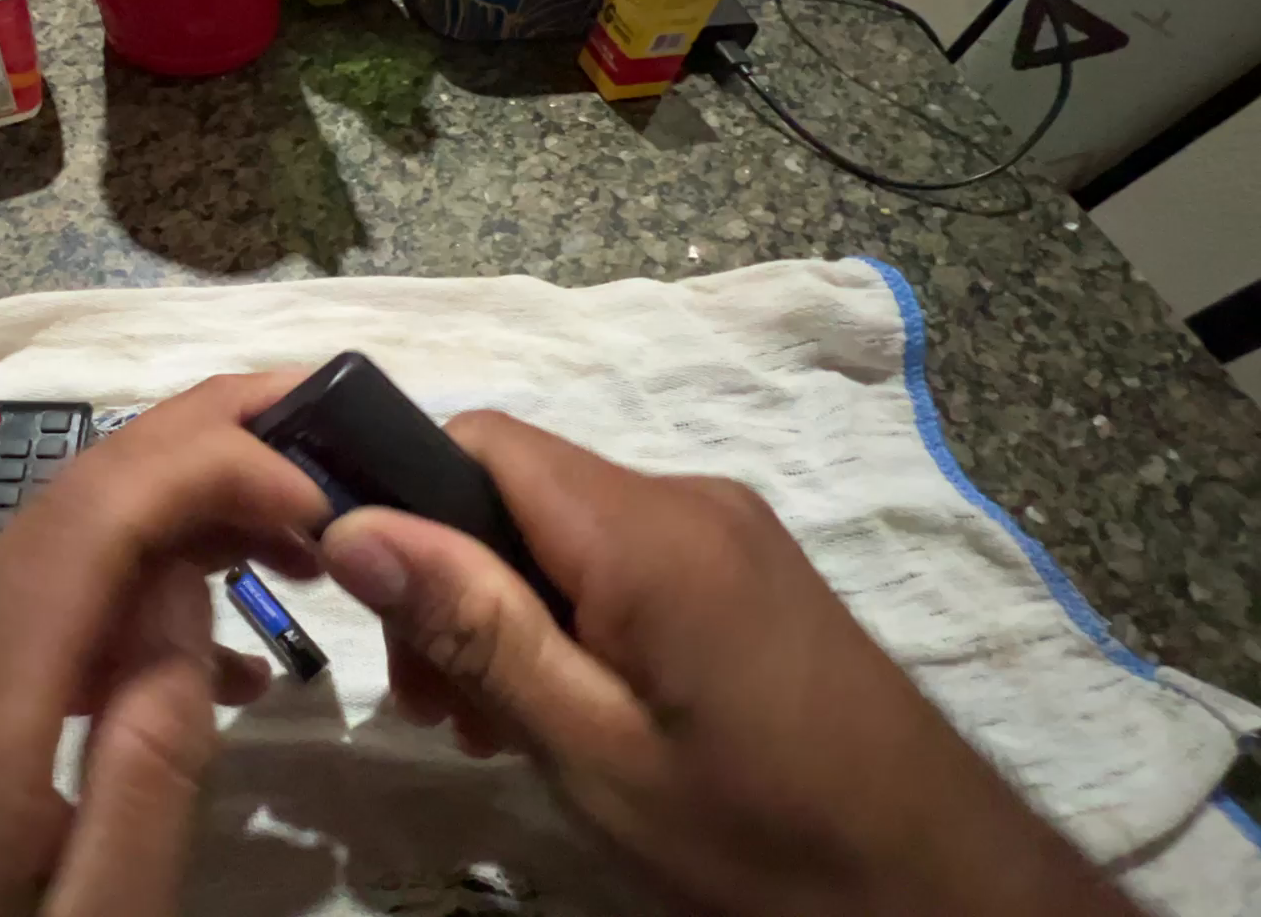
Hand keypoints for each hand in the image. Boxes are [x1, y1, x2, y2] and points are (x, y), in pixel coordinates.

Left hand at [0, 375, 329, 916]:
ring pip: (64, 546)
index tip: (312, 497)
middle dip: (201, 446)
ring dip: (181, 522)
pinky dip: (136, 598)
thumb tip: (177, 586)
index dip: (210, 466)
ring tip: (291, 549)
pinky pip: (46, 616)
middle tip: (312, 443)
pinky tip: (211, 657)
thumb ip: (150, 755)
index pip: (90, 517)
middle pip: (72, 500)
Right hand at [320, 411, 1145, 916]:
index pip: (481, 441)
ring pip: (553, 524)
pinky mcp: (734, 562)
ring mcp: (717, 525)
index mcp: (645, 527)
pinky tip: (558, 695)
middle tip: (432, 694)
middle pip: (512, 487)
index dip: (410, 494)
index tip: (381, 597)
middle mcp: (682, 494)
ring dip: (498, 601)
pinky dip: (556, 608)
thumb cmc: (763, 840)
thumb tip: (353, 531)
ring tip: (487, 714)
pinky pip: (607, 552)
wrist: (958, 902)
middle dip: (448, 573)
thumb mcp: (590, 747)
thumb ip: (473, 625)